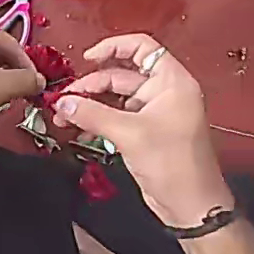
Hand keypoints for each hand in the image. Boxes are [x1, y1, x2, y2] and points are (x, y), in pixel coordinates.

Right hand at [53, 35, 233, 227]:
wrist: (191, 207)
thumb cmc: (173, 164)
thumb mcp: (130, 135)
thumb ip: (93, 114)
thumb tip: (62, 103)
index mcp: (172, 81)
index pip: (142, 47)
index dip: (113, 47)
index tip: (87, 58)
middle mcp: (165, 91)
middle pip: (123, 73)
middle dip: (92, 84)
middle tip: (65, 99)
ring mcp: (156, 112)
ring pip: (117, 97)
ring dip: (91, 104)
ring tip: (64, 115)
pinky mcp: (147, 131)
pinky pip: (118, 116)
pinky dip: (99, 120)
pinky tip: (77, 129)